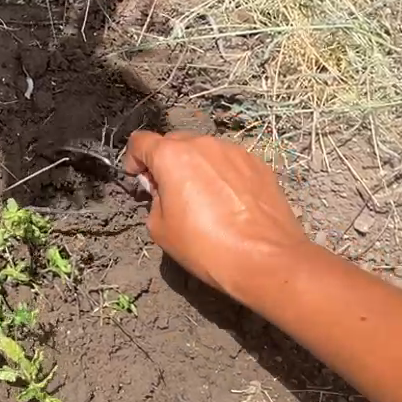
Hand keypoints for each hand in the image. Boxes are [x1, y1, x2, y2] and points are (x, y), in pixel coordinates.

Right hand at [122, 130, 312, 300]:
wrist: (267, 260)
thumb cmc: (207, 246)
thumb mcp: (160, 229)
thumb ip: (154, 199)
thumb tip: (164, 192)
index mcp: (172, 156)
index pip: (140, 141)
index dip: (134, 159)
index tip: (139, 179)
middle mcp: (202, 145)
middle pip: (173, 142)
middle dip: (165, 162)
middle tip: (169, 192)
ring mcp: (234, 152)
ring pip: (203, 151)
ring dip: (195, 166)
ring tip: (203, 198)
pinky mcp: (258, 164)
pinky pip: (229, 162)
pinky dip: (221, 174)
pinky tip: (228, 201)